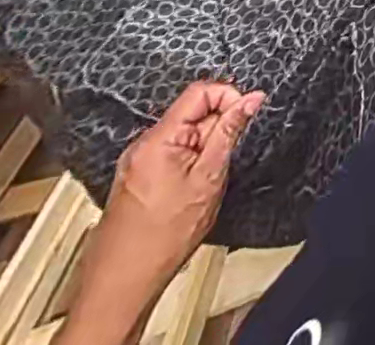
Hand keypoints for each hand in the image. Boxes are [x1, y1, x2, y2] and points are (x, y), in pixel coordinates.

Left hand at [59, 82, 263, 343]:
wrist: (123, 282)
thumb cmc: (162, 237)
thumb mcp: (209, 177)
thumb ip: (230, 131)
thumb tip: (251, 99)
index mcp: (159, 139)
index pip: (201, 91)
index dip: (229, 97)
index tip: (244, 115)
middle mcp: (143, 144)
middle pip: (193, 111)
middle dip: (216, 129)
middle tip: (220, 160)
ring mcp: (138, 160)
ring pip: (185, 133)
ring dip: (205, 147)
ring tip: (204, 179)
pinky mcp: (138, 174)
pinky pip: (173, 151)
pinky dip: (190, 161)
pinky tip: (190, 188)